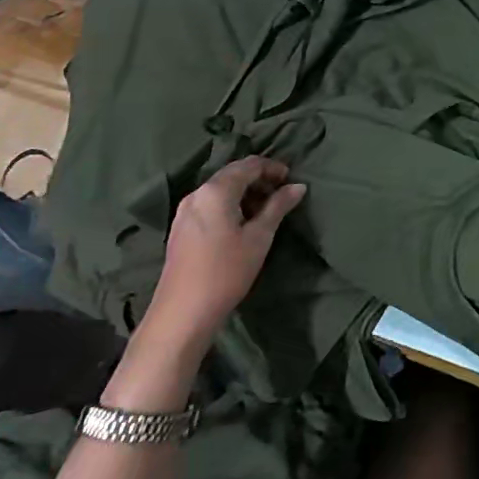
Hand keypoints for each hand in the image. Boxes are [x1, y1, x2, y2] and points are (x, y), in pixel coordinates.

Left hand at [141, 156, 305, 353]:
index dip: (273, 168)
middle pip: (233, 174)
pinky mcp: (180, 229)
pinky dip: (229, 205)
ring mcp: (185, 211)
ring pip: (220, 190)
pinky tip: (241, 226)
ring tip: (265, 212)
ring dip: (245, 194)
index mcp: (216, 190)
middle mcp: (197, 194)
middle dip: (259, 180)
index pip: (249, 164)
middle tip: (281, 196)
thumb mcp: (259, 237)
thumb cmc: (227, 271)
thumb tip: (298, 186)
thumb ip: (278, 206)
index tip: (291, 181)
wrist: (182, 313)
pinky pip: (209, 204)